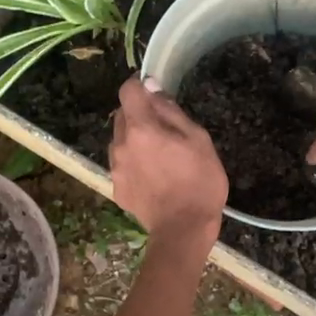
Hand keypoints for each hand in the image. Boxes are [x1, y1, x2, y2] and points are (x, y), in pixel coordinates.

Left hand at [109, 76, 227, 242]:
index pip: (127, 90)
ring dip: (135, 139)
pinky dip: (134, 162)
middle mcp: (121, 144)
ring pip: (120, 140)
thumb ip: (172, 111)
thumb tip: (153, 89)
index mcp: (141, 128)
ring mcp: (116, 168)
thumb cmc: (199, 181)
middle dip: (139, 114)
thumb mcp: (198, 139)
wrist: (183, 230)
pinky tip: (154, 177)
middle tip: (165, 128)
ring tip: (160, 156)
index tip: (154, 91)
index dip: (139, 85)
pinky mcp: (117, 188)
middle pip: (122, 115)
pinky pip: (123, 164)